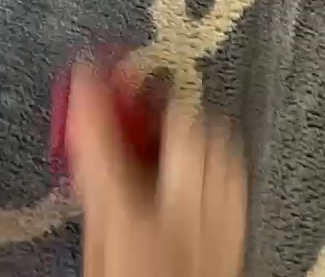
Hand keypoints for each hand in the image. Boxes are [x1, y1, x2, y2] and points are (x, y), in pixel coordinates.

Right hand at [67, 63, 247, 276]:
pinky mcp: (241, 232)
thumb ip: (96, 200)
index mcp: (134, 226)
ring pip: (220, 141)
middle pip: (183, 127)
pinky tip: (201, 165)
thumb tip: (89, 155)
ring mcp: (220, 224)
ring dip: (193, 128)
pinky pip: (236, 172)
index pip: (103, 142)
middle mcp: (184, 219)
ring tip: (171, 134)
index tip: (83, 68)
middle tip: (137, 104)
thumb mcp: (97, 256)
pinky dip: (218, 157)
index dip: (88, 95)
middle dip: (159, 106)